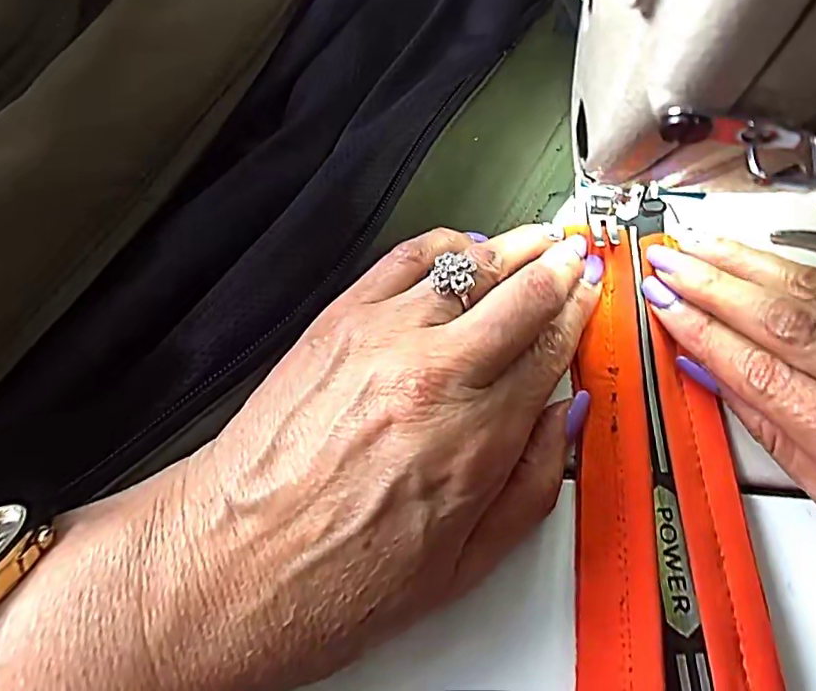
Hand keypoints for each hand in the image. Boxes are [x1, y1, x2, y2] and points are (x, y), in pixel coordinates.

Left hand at [135, 225, 600, 690]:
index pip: (552, 346)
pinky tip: (467, 245)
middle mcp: (438, 375)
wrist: (226, 565)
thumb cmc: (338, 576)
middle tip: (576, 254)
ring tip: (538, 239)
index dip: (580, 312)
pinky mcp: (342, 318)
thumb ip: (536, 482)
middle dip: (563, 266)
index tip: (589, 295)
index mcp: (477, 437)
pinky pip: (411, 256)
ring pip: (475, 264)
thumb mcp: (466, 562)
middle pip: (526, 292)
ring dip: (518, 246)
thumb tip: (565, 417)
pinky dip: (449, 242)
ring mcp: (387, 336)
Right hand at [640, 238, 815, 690]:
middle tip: (672, 260)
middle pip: (803, 323)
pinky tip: (770, 263)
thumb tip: (728, 383)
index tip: (669, 305)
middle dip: (722, 284)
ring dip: (757, 266)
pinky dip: (805, 279)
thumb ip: (795, 447)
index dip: (711, 334)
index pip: (779, 382)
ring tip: (704, 247)